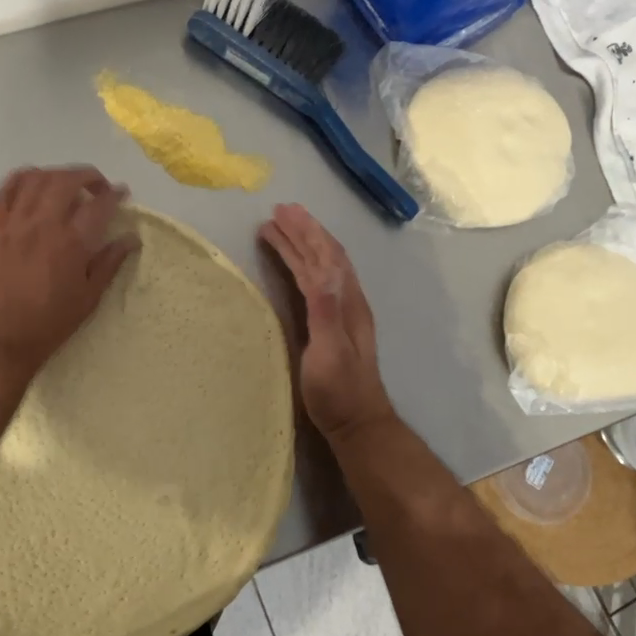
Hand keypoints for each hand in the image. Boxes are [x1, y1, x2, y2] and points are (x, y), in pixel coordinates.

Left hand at [0, 166, 138, 378]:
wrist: (0, 340)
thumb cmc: (50, 323)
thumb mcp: (89, 298)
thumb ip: (110, 263)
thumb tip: (131, 238)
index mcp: (71, 243)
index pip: (99, 205)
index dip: (114, 194)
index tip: (122, 194)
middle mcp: (43, 225)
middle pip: (67, 180)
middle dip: (88, 176)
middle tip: (98, 187)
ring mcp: (14, 224)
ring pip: (36, 179)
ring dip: (57, 174)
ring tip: (67, 184)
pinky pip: (4, 190)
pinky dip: (20, 179)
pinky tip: (32, 183)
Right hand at [258, 204, 393, 441]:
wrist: (357, 423)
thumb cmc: (339, 391)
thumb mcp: (329, 352)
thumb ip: (325, 311)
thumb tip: (323, 269)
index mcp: (346, 302)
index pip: (324, 257)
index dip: (304, 233)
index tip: (282, 213)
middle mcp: (347, 300)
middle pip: (324, 255)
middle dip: (303, 231)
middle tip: (278, 211)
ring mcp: (342, 311)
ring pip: (321, 267)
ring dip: (302, 245)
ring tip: (278, 229)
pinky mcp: (333, 324)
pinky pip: (317, 282)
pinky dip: (303, 265)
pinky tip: (295, 266)